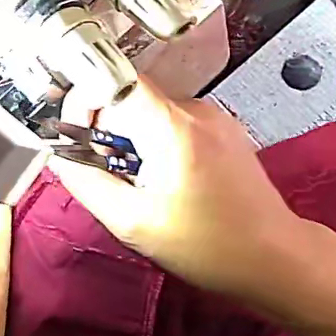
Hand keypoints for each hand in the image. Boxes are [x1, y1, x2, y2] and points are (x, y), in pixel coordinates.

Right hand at [52, 80, 307, 297]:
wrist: (273, 256)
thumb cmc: (213, 246)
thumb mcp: (134, 222)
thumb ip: (88, 184)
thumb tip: (62, 158)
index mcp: (174, 127)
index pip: (114, 79)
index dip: (85, 101)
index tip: (80, 135)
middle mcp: (197, 111)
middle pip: (130, 98)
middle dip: (109, 132)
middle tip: (112, 173)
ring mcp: (214, 118)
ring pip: (150, 112)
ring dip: (134, 141)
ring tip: (144, 184)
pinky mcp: (222, 129)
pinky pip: (173, 123)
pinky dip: (158, 144)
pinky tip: (167, 181)